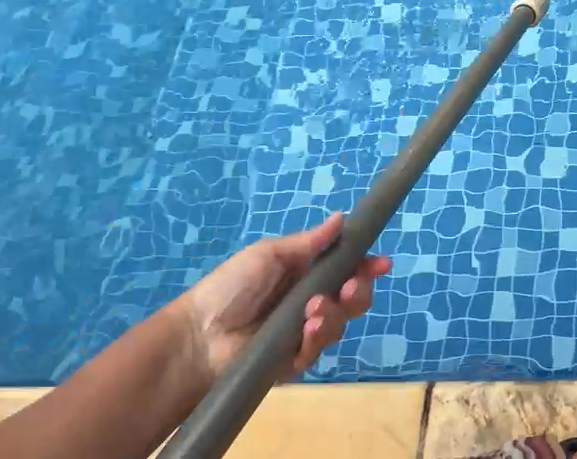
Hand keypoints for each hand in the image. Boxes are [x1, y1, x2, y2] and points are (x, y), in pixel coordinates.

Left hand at [174, 211, 391, 378]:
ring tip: (314, 310)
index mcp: (307, 273)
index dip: (367, 265)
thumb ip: (310, 242)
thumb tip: (343, 217)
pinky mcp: (292, 360)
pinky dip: (317, 339)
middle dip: (360, 291)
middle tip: (352, 286)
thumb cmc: (230, 287)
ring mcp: (302, 332)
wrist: (195, 337)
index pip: (348, 268)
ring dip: (335, 313)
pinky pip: (317, 350)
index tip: (381, 264)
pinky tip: (307, 330)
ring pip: (339, 323)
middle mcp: (310, 301)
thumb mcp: (269, 254)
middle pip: (353, 297)